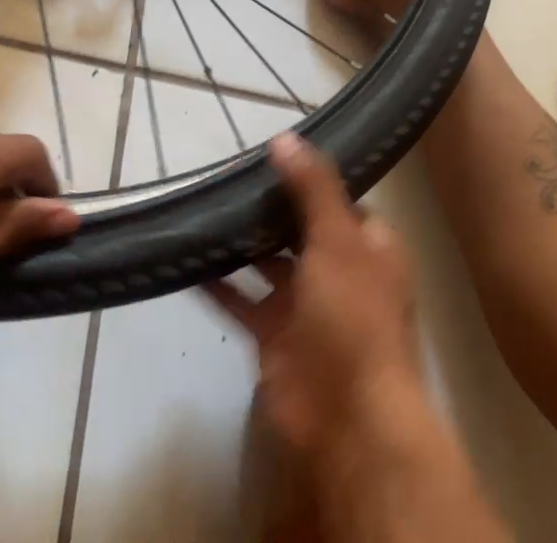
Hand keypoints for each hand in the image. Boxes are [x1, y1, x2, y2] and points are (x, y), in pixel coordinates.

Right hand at [206, 134, 421, 453]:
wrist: (348, 417)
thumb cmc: (354, 319)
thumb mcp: (338, 241)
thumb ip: (312, 189)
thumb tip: (285, 138)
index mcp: (369, 247)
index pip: (339, 200)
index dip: (309, 177)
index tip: (269, 152)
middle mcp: (339, 272)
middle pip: (299, 230)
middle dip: (268, 208)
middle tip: (223, 174)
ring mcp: (306, 307)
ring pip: (268, 264)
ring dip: (241, 243)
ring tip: (202, 207)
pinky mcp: (274, 337)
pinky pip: (242, 301)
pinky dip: (219, 284)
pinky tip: (187, 260)